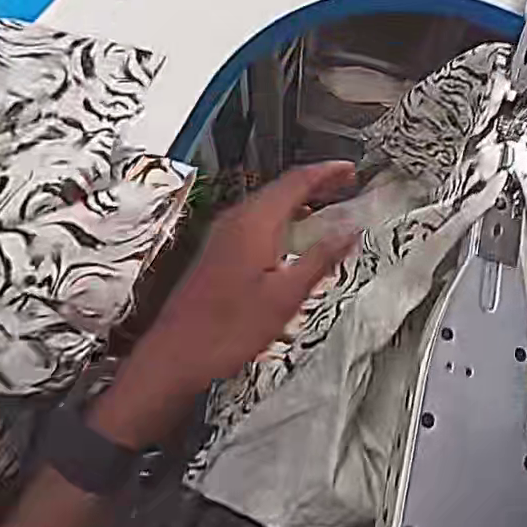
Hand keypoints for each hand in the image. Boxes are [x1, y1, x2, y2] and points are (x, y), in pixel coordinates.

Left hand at [89, 162, 359, 448]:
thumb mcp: (287, 295)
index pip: (297, 181)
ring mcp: (225, 234)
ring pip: (270, 201)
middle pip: (283, 186)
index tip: (351, 169)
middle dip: (317, 181)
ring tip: (328, 202)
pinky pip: (258, 217)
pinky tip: (295, 231)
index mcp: (255, 223)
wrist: (175, 357)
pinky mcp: (220, 250)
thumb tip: (350, 230)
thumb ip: (321, 257)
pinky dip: (285, 214)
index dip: (327, 172)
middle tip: (346, 183)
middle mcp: (237, 221)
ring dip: (301, 197)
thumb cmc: (227, 330)